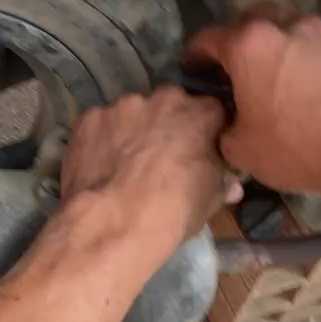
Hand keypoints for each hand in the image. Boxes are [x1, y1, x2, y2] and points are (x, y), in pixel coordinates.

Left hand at [57, 86, 237, 257]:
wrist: (115, 222)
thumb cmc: (173, 212)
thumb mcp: (209, 201)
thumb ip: (221, 182)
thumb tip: (230, 184)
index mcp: (203, 113)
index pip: (212, 114)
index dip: (205, 134)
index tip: (199, 152)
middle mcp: (165, 99)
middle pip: (170, 106)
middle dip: (167, 126)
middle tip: (159, 157)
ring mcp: (124, 106)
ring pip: (132, 113)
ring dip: (132, 131)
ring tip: (124, 163)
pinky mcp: (90, 118)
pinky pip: (100, 125)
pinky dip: (101, 140)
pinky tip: (100, 165)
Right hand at [189, 17, 320, 197]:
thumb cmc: (299, 148)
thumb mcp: (241, 151)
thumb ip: (225, 128)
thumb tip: (229, 122)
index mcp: (250, 45)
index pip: (208, 38)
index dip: (194, 55)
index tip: (192, 71)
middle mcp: (289, 27)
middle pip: (254, 20)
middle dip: (240, 41)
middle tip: (238, 72)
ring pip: (294, 32)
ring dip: (281, 50)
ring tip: (283, 83)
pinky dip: (315, 64)